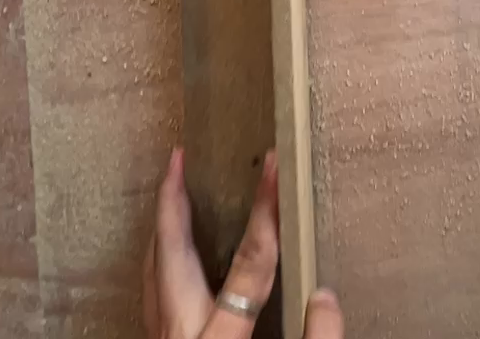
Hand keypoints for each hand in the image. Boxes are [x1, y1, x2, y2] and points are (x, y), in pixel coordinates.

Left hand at [144, 148, 344, 338]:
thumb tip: (326, 297)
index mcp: (214, 338)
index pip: (249, 264)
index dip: (265, 210)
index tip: (274, 165)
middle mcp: (179, 332)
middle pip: (172, 255)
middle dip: (174, 202)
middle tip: (177, 159)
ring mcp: (162, 337)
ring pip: (153, 272)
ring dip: (164, 229)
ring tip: (172, 195)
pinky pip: (154, 292)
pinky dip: (162, 261)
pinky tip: (172, 257)